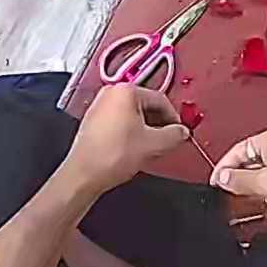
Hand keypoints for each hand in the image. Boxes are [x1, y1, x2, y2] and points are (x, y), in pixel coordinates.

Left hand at [58, 84, 188, 197]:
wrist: (84, 175)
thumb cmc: (111, 156)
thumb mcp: (153, 144)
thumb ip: (174, 135)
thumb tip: (182, 132)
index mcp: (126, 91)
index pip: (160, 100)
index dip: (174, 117)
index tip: (179, 131)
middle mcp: (111, 94)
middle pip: (146, 105)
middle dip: (159, 124)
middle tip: (167, 139)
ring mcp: (100, 106)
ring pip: (133, 114)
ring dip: (146, 129)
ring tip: (150, 147)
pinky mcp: (94, 121)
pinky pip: (120, 121)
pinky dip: (131, 132)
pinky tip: (134, 148)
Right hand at [211, 127, 266, 253]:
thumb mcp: (265, 186)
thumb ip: (239, 180)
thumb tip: (223, 177)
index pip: (241, 147)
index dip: (225, 166)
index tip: (215, 183)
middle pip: (253, 156)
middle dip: (239, 175)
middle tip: (227, 193)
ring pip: (266, 168)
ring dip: (254, 183)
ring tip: (245, 200)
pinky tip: (266, 202)